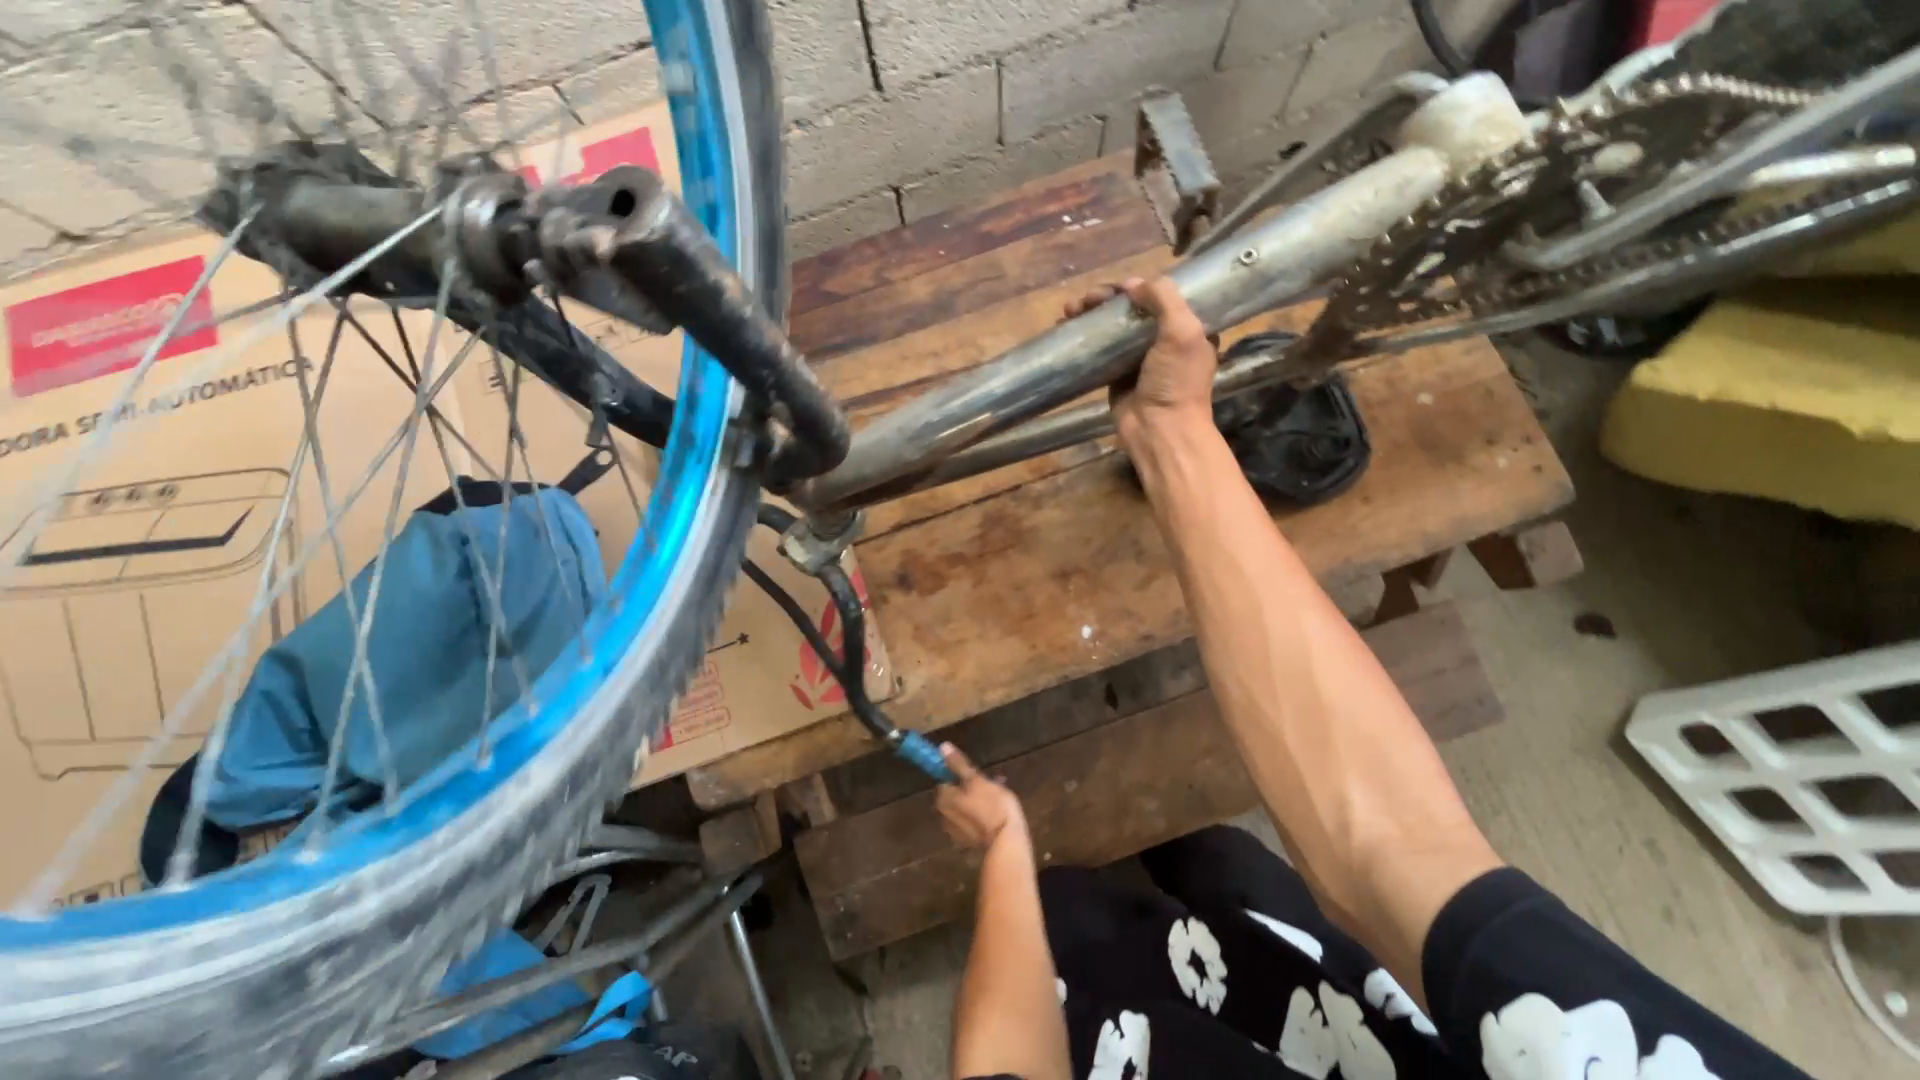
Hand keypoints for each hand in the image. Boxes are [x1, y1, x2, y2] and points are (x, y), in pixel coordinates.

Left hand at [936, 745, 1025, 849]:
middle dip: (972, 787)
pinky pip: (971, 822)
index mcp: (943, 799)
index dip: (962, 774)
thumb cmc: (992, 806)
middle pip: (955, 794)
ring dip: (977, 800)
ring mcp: (955, 831)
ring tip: (1000, 797)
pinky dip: (980, 815)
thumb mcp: (977, 780)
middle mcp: (944, 815)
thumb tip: (942, 747)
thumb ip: (958, 764)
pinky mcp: (968, 842)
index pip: (946, 779)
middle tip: (994, 783)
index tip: (979, 774)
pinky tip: (996, 813)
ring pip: (965, 808)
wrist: (1006, 842)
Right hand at [1063, 276, 1217, 450]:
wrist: (1160, 430)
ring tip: (1069, 310)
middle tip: (1087, 299)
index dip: (1137, 285)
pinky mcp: (1116, 374)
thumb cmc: (1176, 381)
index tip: (1117, 287)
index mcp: (1188, 327)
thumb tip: (1132, 283)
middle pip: (1131, 308)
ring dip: (1090, 313)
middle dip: (1106, 299)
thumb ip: (1163, 299)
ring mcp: (1138, 357)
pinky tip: (1065, 327)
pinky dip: (1083, 336)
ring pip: (1112, 325)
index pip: (1160, 295)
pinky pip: (1099, 348)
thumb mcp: (1183, 332)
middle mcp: (1164, 339)